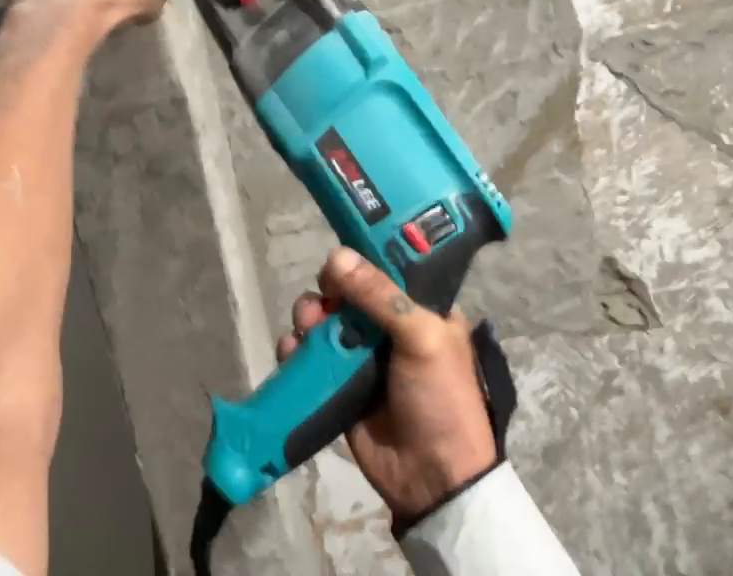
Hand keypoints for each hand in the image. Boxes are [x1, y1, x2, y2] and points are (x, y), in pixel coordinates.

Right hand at [276, 247, 497, 524]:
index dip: (360, 258)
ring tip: (307, 330)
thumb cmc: (440, 397)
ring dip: (308, 318)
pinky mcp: (337, 383)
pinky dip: (295, 349)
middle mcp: (388, 325)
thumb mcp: (421, 337)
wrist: (432, 476)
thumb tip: (335, 256)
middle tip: (324, 303)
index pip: (384, 267)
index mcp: (419, 308)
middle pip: (345, 291)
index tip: (338, 258)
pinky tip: (292, 352)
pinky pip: (308, 355)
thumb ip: (379, 296)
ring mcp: (360, 355)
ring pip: (322, 320)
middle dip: (327, 291)